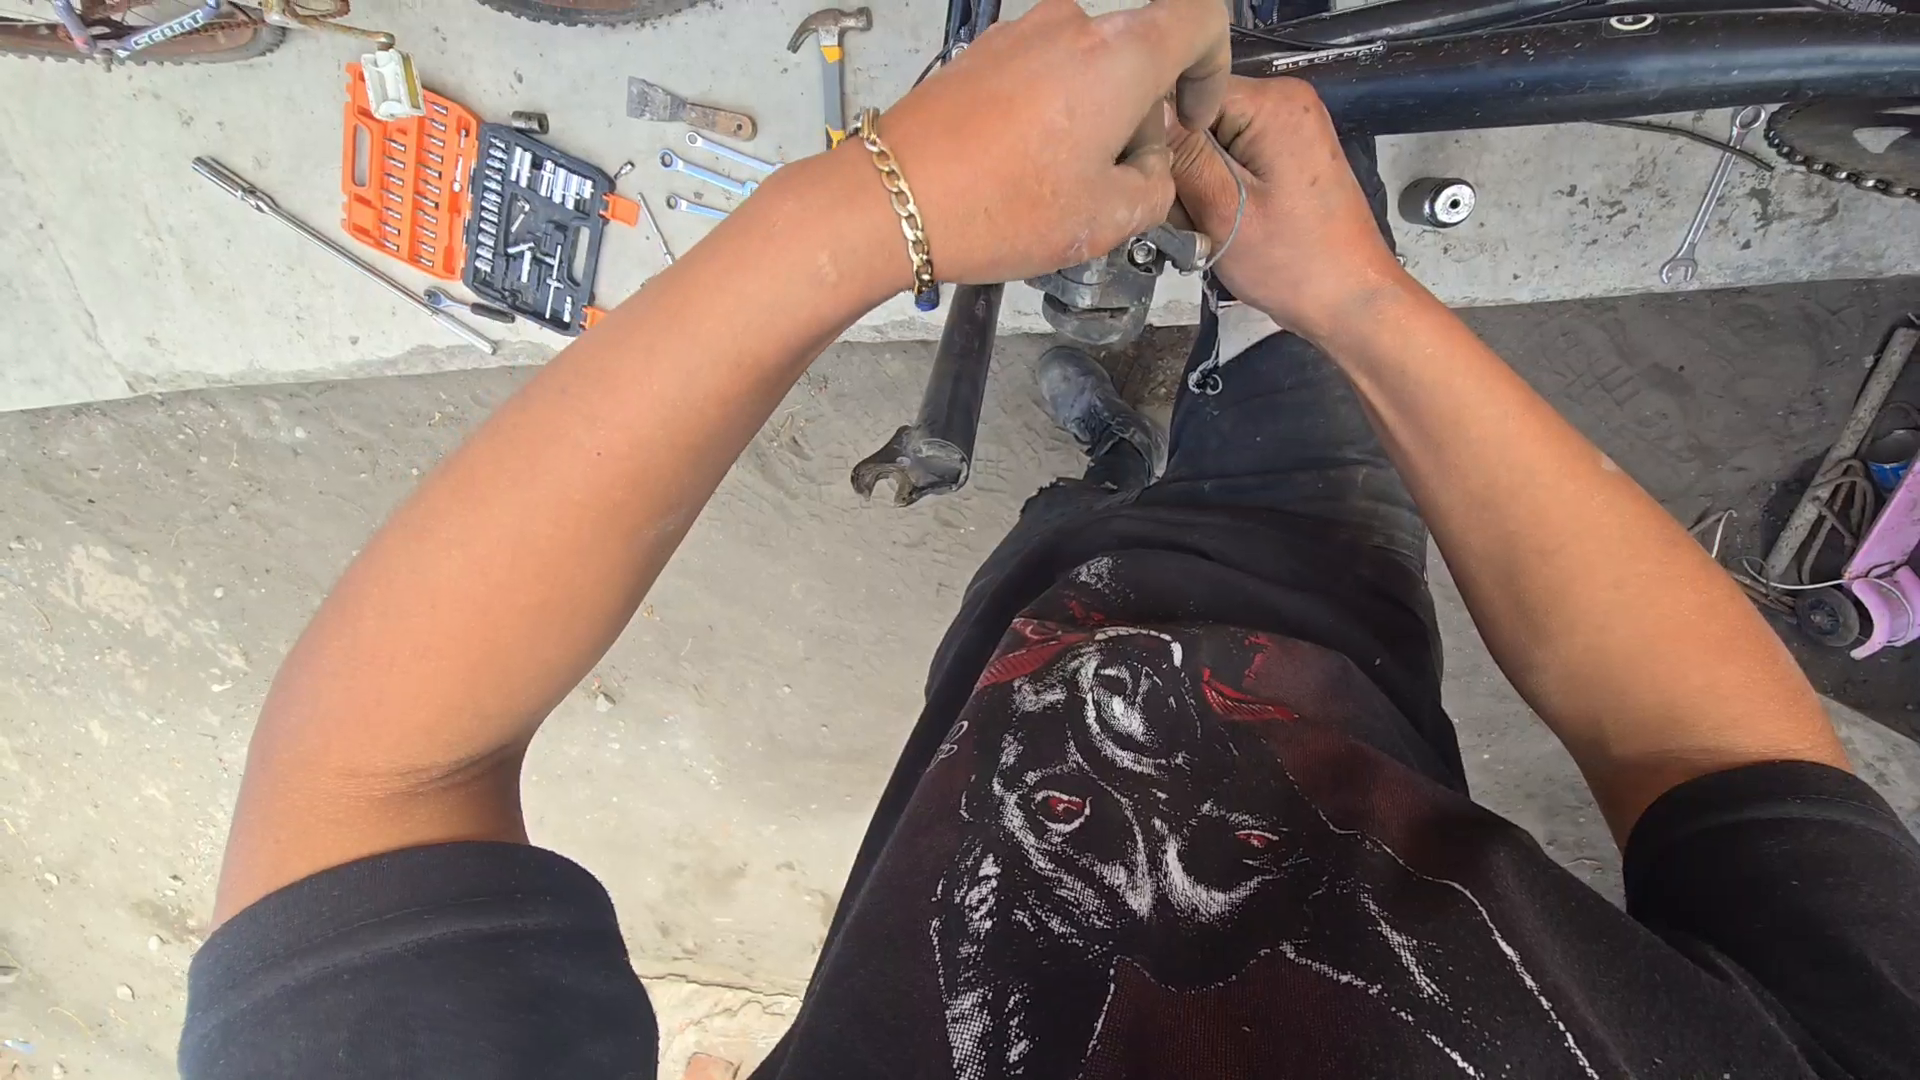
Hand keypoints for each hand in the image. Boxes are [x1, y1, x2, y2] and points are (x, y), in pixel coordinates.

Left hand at [874, 0, 1230, 284]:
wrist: (894, 201)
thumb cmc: (997, 208)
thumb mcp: (1104, 220)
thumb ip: (1154, 188)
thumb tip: (1149, 170)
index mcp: (1119, 56)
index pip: (1199, 20)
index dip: (1211, 69)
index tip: (1193, 117)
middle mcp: (1071, 27)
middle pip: (1135, 60)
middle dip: (1138, 124)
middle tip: (1111, 191)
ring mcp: (1019, 37)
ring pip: (1084, 75)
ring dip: (1089, 128)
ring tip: (1055, 193)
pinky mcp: (980, 59)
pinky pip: (1038, 81)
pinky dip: (1047, 122)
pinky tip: (1019, 176)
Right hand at [1169, 76, 1411, 341]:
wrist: (1346, 299)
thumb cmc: (1290, 261)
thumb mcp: (1223, 210)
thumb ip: (1183, 157)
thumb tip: (1147, 112)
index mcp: (1272, 103)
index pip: (1185, 94)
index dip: (1159, 137)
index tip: (1156, 185)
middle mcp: (1282, 103)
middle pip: (1196, 120)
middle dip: (1177, 170)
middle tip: (1184, 222)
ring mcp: (1286, 131)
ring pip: (1208, 147)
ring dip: (1193, 191)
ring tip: (1203, 230)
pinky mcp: (1284, 159)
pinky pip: (1229, 164)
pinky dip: (1214, 196)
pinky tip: (1217, 227)